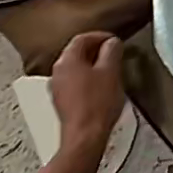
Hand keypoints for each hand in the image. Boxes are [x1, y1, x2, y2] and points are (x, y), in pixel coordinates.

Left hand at [49, 31, 125, 160]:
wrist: (85, 136)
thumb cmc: (98, 103)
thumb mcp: (111, 71)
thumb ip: (112, 51)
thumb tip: (112, 42)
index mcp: (67, 60)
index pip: (82, 38)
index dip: (100, 36)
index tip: (115, 40)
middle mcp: (57, 71)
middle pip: (76, 52)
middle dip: (96, 50)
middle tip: (114, 52)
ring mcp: (57, 88)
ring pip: (75, 67)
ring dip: (92, 64)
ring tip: (110, 69)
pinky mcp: (61, 102)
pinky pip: (74, 82)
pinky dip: (87, 78)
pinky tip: (101, 87)